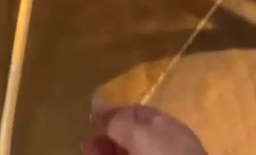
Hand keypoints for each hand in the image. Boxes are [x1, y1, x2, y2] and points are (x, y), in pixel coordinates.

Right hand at [83, 104, 208, 154]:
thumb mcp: (138, 134)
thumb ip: (116, 119)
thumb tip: (97, 104)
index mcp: (169, 129)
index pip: (136, 114)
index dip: (112, 114)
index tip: (91, 120)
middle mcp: (167, 151)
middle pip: (131, 140)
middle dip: (106, 141)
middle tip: (86, 147)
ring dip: (107, 154)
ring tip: (89, 154)